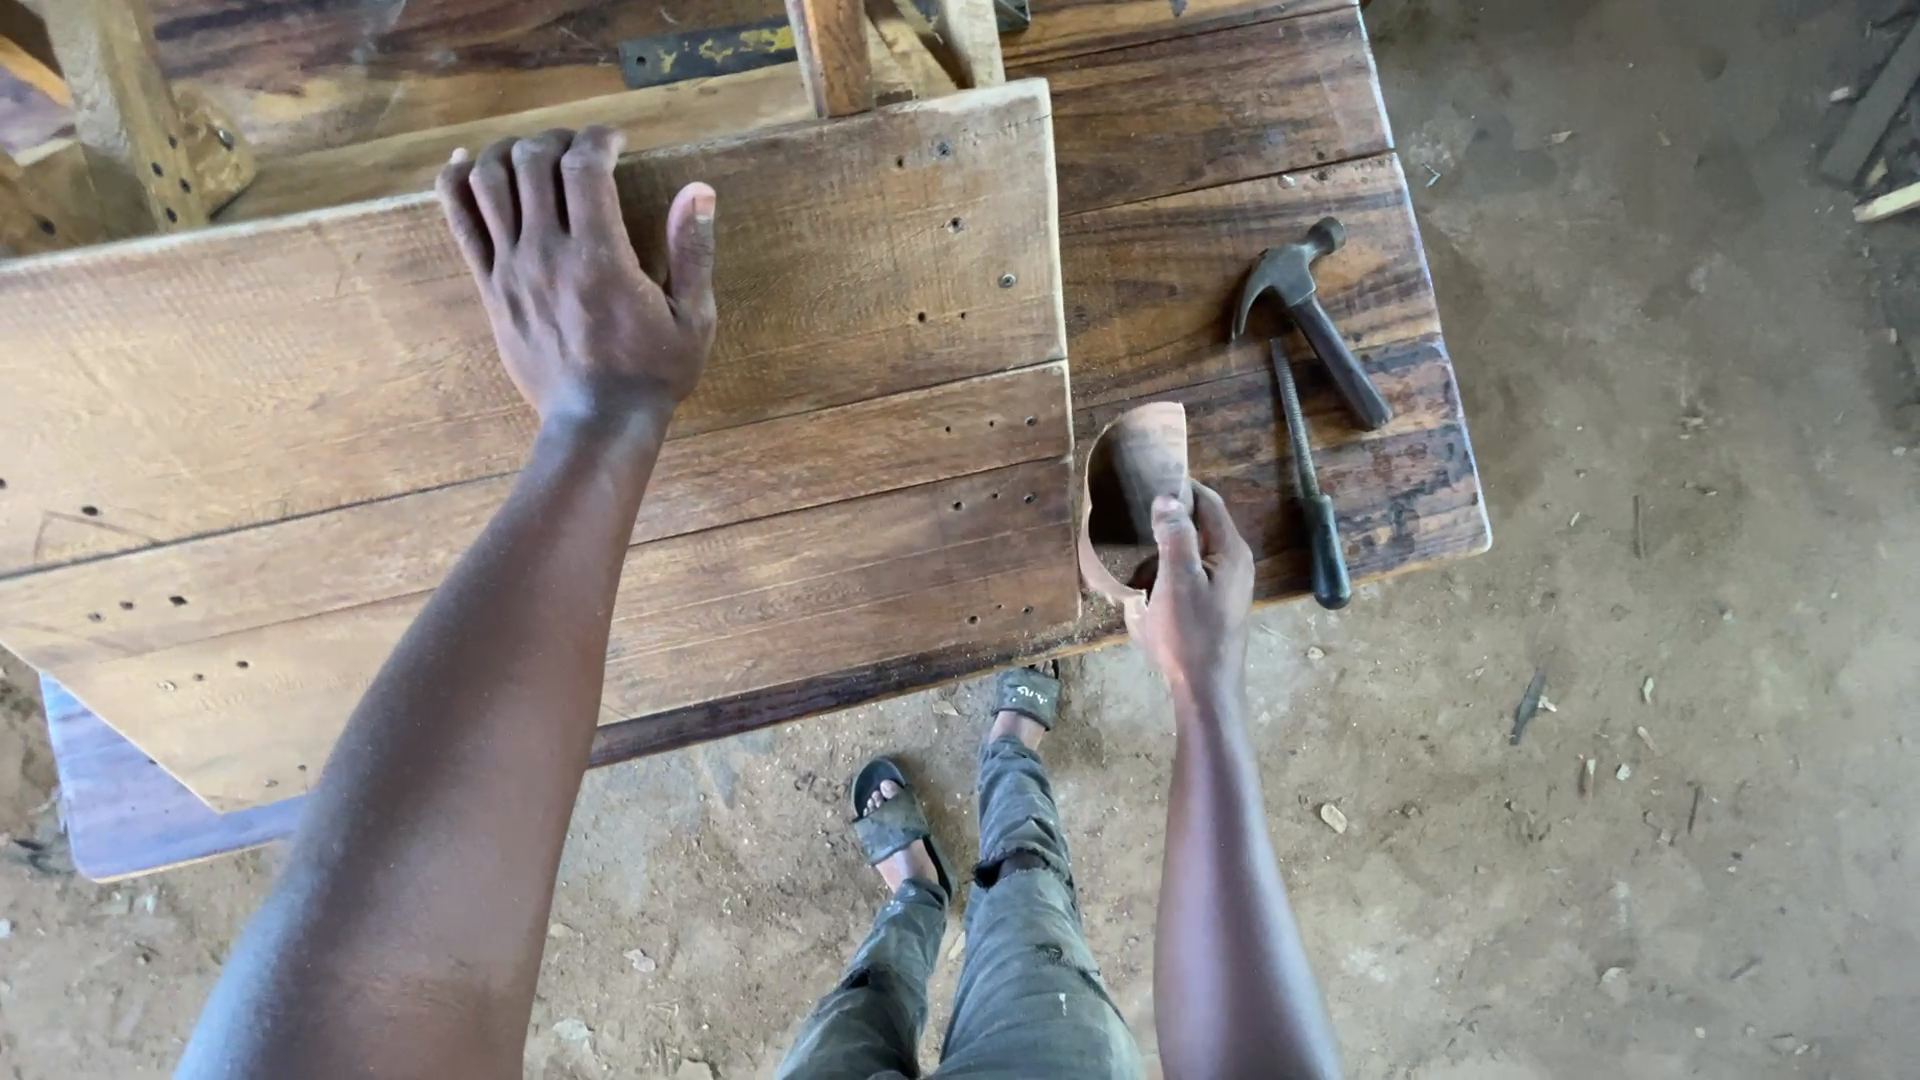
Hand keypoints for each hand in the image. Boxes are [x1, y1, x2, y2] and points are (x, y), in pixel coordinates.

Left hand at [436, 127, 717, 430]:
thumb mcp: (694, 319)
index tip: (616, 138)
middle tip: (581, 147)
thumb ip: (693, 253)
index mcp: (601, 258)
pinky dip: (456, 181)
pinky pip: (459, 221)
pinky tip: (464, 162)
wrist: (599, 421)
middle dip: (558, 139)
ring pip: (489, 180)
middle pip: (534, 163)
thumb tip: (699, 191)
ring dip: (511, 151)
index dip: (599, 138)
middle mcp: (548, 253)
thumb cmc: (653, 374)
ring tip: (536, 154)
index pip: (585, 167)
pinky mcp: (491, 287)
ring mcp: (511, 269)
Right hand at [1123, 482, 1253, 706]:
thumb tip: (1168, 497)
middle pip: (1202, 525)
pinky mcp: (1216, 604)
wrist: (1205, 688)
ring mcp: (1227, 585)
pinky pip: (1192, 573)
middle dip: (1171, 516)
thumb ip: (1175, 535)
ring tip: (1136, 545)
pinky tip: (1148, 580)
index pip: (1208, 502)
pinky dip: (1170, 567)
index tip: (1149, 480)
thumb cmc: (1190, 633)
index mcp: (1231, 551)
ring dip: (1168, 544)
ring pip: (1195, 550)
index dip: (1181, 488)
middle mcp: (1235, 563)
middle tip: (1136, 513)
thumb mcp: (1177, 579)